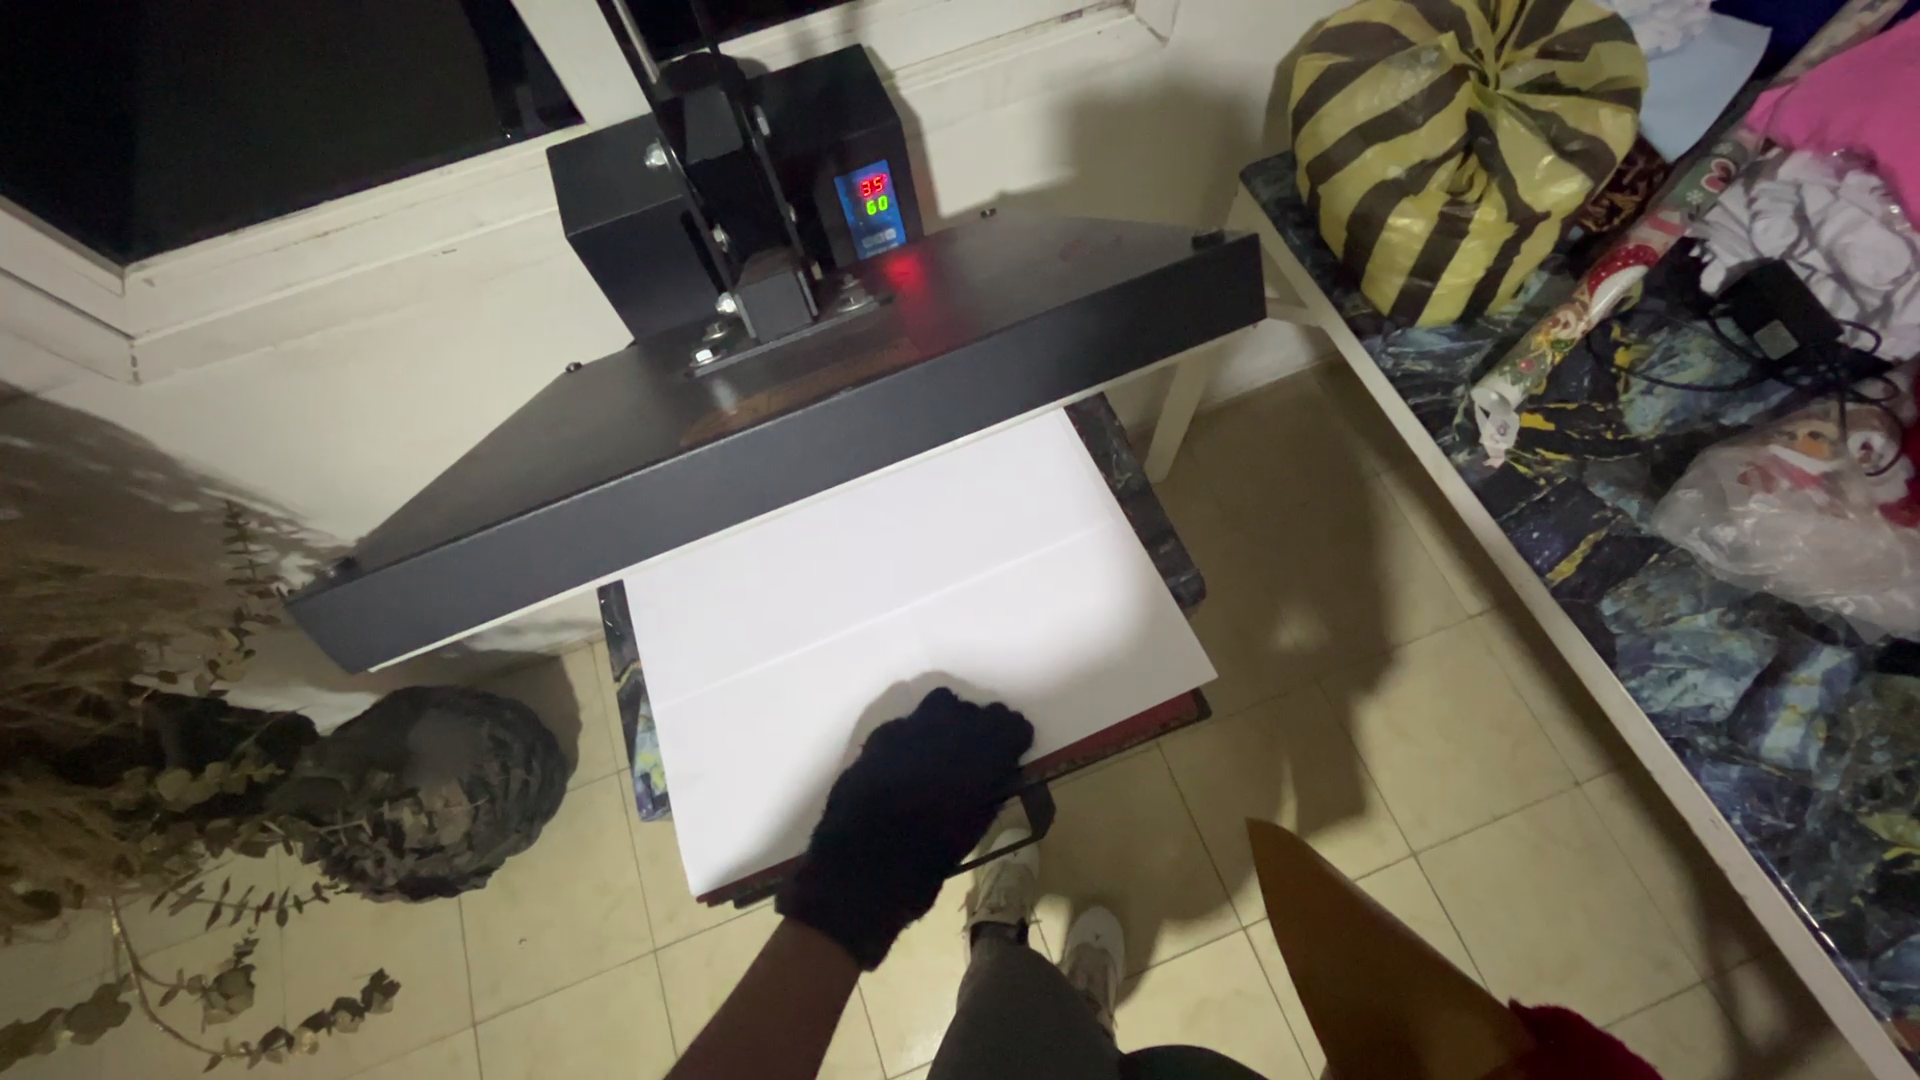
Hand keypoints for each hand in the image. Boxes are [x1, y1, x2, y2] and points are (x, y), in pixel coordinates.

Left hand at [776, 688, 1032, 968]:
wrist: (859, 869)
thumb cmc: (924, 863)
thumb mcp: (971, 831)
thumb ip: (988, 792)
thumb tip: (997, 772)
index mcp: (979, 757)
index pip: (1010, 726)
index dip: (1014, 736)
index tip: (1015, 747)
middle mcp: (947, 733)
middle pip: (976, 711)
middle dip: (984, 726)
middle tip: (982, 750)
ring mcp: (909, 730)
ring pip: (941, 704)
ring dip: (949, 720)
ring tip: (945, 747)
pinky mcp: (879, 737)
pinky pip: (907, 724)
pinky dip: (915, 736)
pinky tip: (909, 761)